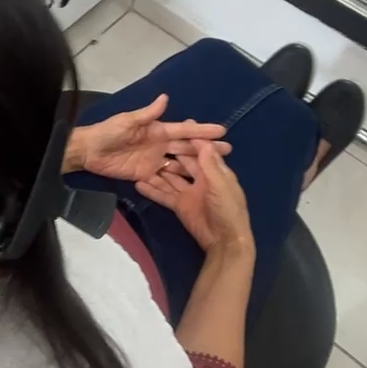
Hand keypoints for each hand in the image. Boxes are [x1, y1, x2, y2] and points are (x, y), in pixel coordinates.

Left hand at [67, 94, 228, 181]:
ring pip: (180, 163)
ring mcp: (154, 161)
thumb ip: (148, 114)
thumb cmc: (108, 132)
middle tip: (228, 150)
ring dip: (197, 165)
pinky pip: (165, 178)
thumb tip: (166, 97)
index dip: (202, 130)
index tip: (222, 130)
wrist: (89, 151)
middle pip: (187, 148)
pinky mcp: (146, 174)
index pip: (184, 131)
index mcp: (158, 131)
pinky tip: (193, 184)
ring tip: (217, 169)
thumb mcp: (128, 121)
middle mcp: (160, 145)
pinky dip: (177, 180)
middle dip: (207, 148)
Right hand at [134, 140, 252, 253]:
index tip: (179, 127)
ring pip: (170, 179)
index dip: (192, 141)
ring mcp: (188, 193)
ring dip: (158, 171)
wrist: (223, 241)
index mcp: (215, 173)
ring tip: (140, 161)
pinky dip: (152, 190)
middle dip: (171, 153)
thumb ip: (210, 165)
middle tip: (152, 140)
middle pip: (184, 164)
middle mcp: (201, 180)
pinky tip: (138, 184)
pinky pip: (163, 195)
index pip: (202, 153)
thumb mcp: (220, 186)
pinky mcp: (179, 206)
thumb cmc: (228, 211)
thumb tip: (204, 142)